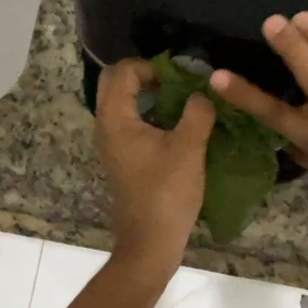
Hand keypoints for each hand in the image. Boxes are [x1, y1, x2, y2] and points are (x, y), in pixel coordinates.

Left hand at [95, 59, 215, 269]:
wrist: (150, 241)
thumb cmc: (166, 193)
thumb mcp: (188, 148)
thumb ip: (197, 112)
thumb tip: (202, 93)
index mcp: (115, 119)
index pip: (122, 71)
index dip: (151, 66)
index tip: (180, 76)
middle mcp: (105, 126)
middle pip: (116, 83)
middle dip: (146, 75)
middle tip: (177, 82)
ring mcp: (110, 144)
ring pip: (122, 103)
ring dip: (148, 94)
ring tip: (181, 100)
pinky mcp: (121, 158)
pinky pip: (129, 122)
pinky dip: (148, 114)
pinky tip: (175, 125)